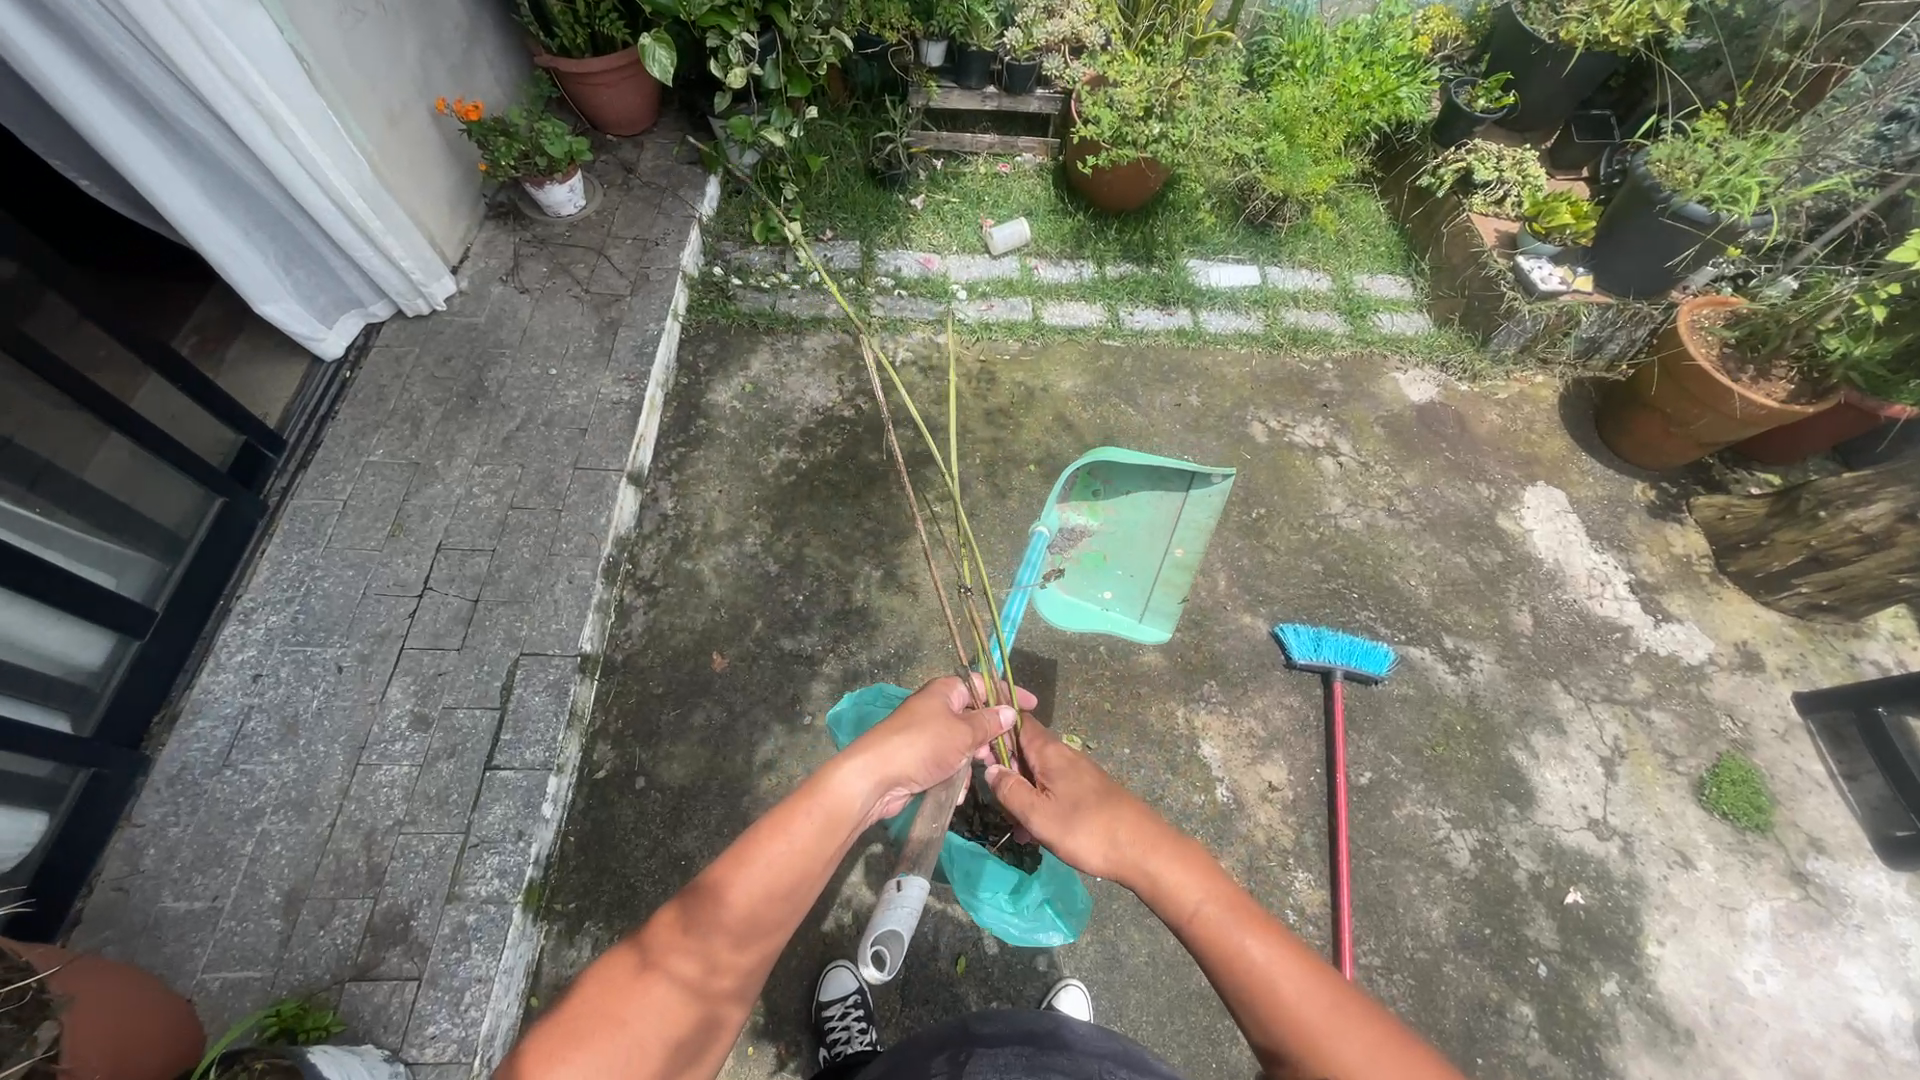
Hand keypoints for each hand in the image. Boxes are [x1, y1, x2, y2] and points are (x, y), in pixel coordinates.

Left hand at [843, 674, 1037, 827]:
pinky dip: (955, 776)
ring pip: (964, 745)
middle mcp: (938, 709)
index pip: (984, 685)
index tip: (1032, 706)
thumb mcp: (963, 733)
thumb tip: (1010, 711)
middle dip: (991, 737)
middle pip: (976, 717)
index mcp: (946, 691)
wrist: (876, 778)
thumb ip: (989, 723)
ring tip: (980, 775)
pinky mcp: (922, 760)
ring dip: (972, 762)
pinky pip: (949, 764)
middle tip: (1007, 754)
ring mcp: (928, 735)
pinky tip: (956, 791)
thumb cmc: (922, 746)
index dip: (1007, 694)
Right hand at [986, 721, 1172, 887]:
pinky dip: (1040, 806)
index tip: (976, 749)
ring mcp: (1077, 774)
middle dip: (1006, 771)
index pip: (1018, 721)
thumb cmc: (1086, 829)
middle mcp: (1063, 755)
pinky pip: (1053, 790)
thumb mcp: (1038, 814)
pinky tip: (1036, 834)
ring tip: (1016, 828)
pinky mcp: (1087, 793)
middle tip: (994, 800)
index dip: (995, 728)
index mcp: (1049, 751)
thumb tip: (990, 768)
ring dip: (1023, 795)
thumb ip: (1010, 790)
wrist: (1142, 849)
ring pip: (1038, 775)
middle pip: (1025, 750)